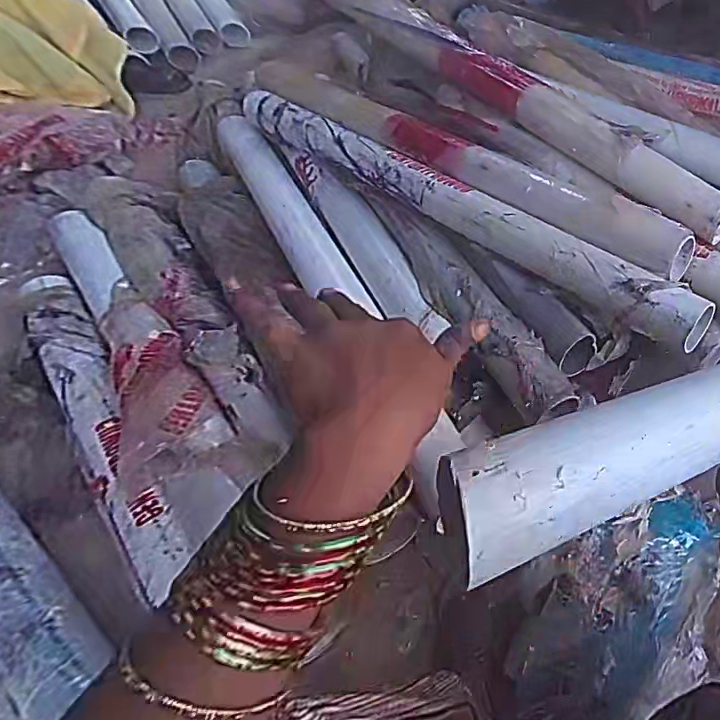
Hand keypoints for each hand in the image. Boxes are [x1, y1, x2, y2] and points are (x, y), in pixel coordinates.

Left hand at [231, 280, 483, 516]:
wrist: (367, 430)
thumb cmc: (408, 410)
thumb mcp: (442, 376)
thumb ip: (456, 346)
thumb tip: (482, 323)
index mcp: (402, 333)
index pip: (390, 328)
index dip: (379, 332)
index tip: (372, 335)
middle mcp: (366, 326)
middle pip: (349, 311)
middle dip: (334, 302)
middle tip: (321, 295)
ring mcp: (329, 335)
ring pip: (311, 309)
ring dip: (296, 298)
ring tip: (283, 289)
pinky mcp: (293, 349)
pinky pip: (268, 322)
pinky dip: (250, 304)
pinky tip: (238, 289)